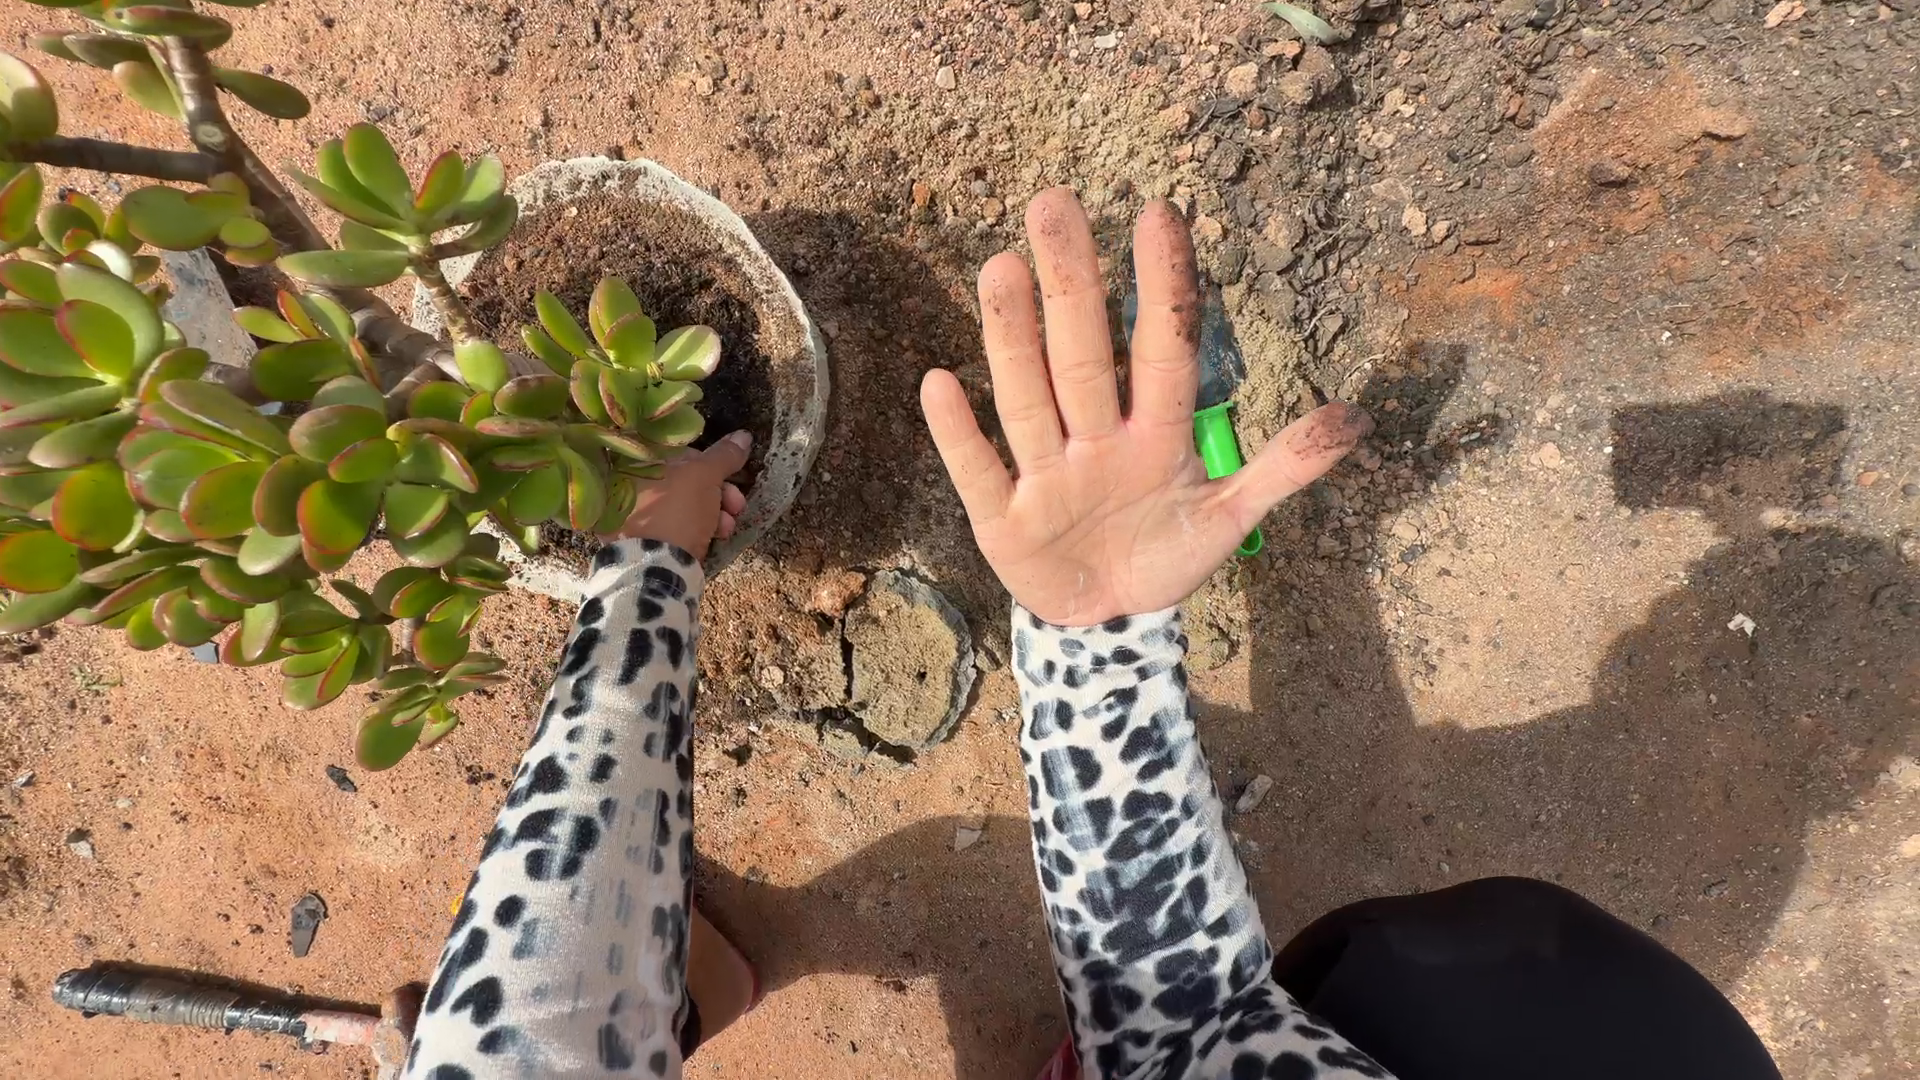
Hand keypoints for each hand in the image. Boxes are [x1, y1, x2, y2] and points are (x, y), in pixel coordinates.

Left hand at [605, 430, 750, 560]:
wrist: (658, 567)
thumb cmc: (676, 511)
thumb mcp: (704, 477)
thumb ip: (724, 455)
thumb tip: (744, 436)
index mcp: (636, 465)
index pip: (680, 454)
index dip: (710, 463)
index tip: (730, 473)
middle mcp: (632, 487)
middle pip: (688, 481)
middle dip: (721, 491)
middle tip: (737, 504)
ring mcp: (640, 516)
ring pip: (689, 505)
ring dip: (718, 512)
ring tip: (728, 526)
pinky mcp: (651, 541)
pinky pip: (683, 526)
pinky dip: (704, 529)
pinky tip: (718, 537)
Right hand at [919, 188, 1372, 625]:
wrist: (1108, 618)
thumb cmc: (1165, 559)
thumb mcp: (1230, 519)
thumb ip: (1283, 468)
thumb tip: (1360, 417)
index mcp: (1154, 437)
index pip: (1162, 351)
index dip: (1162, 289)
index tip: (1157, 213)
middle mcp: (1096, 441)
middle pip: (1083, 356)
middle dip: (1072, 285)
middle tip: (1053, 204)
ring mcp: (1046, 476)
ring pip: (1029, 399)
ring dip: (1013, 340)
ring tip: (999, 269)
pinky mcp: (1003, 519)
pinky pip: (980, 472)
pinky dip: (958, 435)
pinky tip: (938, 384)